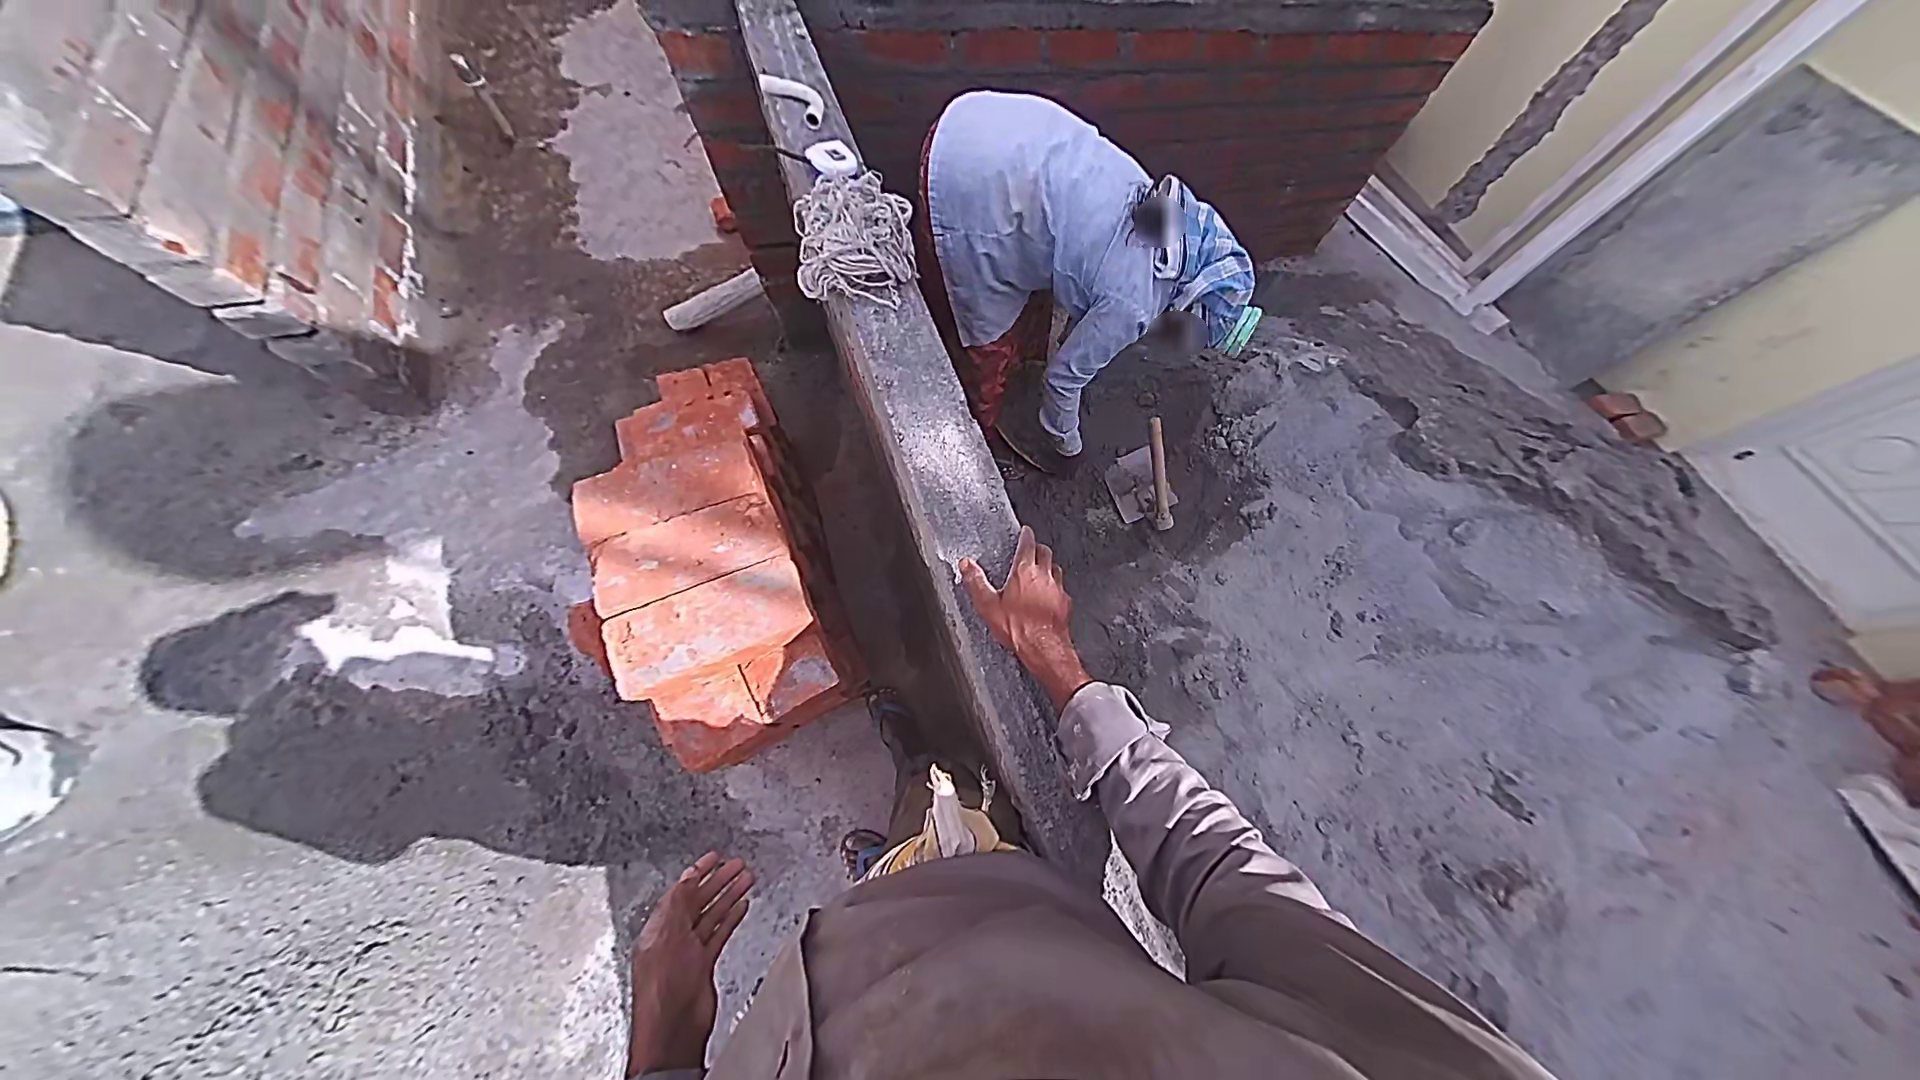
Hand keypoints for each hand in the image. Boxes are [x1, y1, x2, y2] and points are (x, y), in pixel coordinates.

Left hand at [627, 853, 753, 1076]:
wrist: (672, 1032)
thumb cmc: (662, 991)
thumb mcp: (668, 937)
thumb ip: (678, 905)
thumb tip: (687, 877)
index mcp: (659, 929)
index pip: (680, 891)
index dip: (698, 872)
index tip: (713, 857)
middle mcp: (673, 938)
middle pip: (699, 900)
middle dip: (718, 880)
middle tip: (737, 864)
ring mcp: (689, 951)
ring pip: (712, 914)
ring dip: (729, 895)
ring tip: (746, 878)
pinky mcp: (703, 964)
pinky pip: (719, 933)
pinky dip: (731, 917)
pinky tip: (741, 906)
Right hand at [959, 526, 1092, 711]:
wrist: (1044, 648)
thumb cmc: (1019, 628)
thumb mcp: (988, 605)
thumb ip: (976, 583)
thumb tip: (967, 565)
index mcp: (1024, 572)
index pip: (1028, 544)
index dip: (1026, 535)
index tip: (1025, 531)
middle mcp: (1044, 576)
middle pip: (1045, 552)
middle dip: (1038, 548)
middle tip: (1032, 548)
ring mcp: (1057, 589)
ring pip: (1056, 568)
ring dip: (1048, 566)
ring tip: (1041, 570)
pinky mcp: (1065, 603)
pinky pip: (1062, 588)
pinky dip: (1055, 586)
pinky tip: (1050, 595)